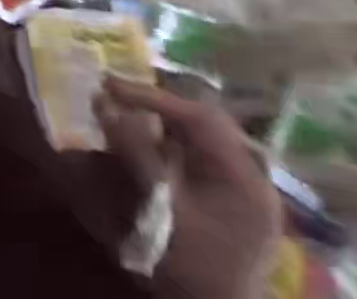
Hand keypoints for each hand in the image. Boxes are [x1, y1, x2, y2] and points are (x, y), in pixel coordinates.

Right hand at [96, 78, 280, 298]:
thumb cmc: (193, 271)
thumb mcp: (161, 210)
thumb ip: (136, 153)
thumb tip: (103, 101)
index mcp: (245, 177)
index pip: (198, 116)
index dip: (152, 96)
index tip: (110, 85)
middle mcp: (253, 176)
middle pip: (204, 121)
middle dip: (159, 105)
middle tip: (117, 95)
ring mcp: (245, 191)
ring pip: (202, 136)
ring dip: (164, 122)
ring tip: (127, 113)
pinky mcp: (233, 203)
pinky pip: (201, 157)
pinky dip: (172, 144)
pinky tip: (148, 145)